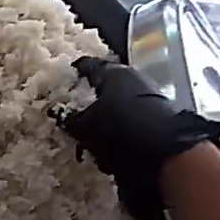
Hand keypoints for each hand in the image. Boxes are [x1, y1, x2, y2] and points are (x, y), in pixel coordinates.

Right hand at [61, 57, 219, 204]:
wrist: (164, 154)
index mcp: (114, 73)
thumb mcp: (83, 126)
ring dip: (102, 119)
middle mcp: (134, 79)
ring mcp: (148, 98)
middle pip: (105, 85)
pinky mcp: (157, 119)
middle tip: (72, 111)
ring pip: (116, 105)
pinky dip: (116, 131)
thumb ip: (67, 118)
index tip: (65, 76)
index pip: (89, 65)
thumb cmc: (118, 130)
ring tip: (87, 137)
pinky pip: (128, 121)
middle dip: (88, 99)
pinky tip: (107, 148)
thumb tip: (54, 111)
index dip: (75, 70)